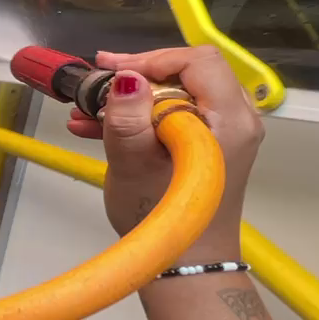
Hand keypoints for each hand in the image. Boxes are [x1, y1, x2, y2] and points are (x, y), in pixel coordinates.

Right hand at [65, 45, 262, 263]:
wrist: (180, 259)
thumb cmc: (159, 211)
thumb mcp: (133, 163)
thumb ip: (129, 118)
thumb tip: (125, 78)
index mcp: (229, 119)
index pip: (199, 62)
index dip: (152, 59)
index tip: (109, 72)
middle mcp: (234, 119)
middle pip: (188, 73)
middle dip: (135, 75)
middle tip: (93, 82)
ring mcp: (220, 134)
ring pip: (174, 93)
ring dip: (128, 97)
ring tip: (84, 110)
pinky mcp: (203, 147)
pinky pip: (170, 115)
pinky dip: (134, 115)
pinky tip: (92, 126)